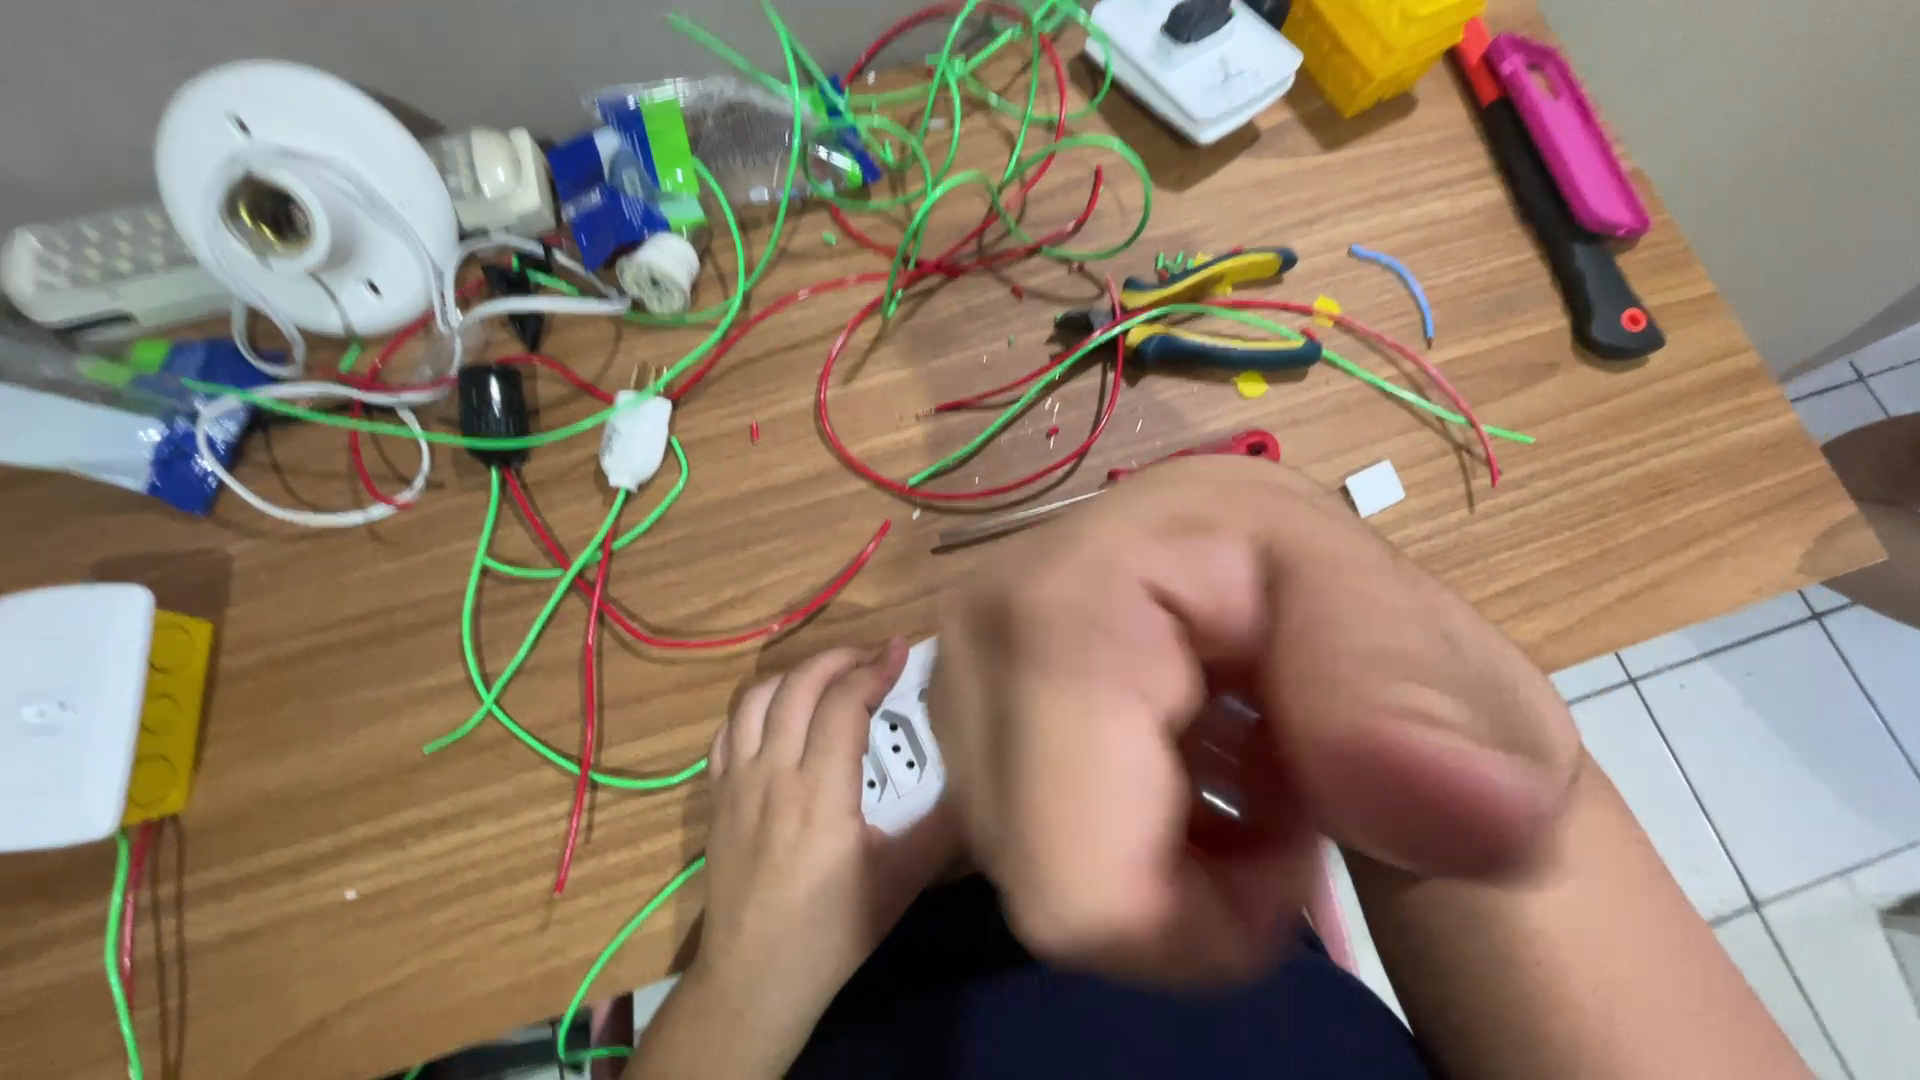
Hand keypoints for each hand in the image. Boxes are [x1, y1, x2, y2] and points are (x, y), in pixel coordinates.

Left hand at [691, 641, 958, 1059]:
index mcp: (821, 792)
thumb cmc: (833, 931)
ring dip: (796, 676)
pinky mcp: (716, 798)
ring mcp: (736, 784)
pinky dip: (756, 706)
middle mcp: (773, 775)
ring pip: (756, 700)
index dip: (873, 668)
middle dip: (837, 659)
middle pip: (798, 687)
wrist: (754, 979)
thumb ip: (944, 830)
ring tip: (829, 677)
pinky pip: (728, 731)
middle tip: (871, 658)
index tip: (900, 649)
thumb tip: (984, 785)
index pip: (844, 704)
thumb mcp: (901, 882)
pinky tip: (779, 713)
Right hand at [930, 457, 1578, 981]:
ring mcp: (957, 674)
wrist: (1250, 562)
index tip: (1289, 844)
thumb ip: (1418, 704)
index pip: (1075, 878)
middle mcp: (980, 631)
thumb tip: (1455, 816)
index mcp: (1069, 599)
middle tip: (1256, 803)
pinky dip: (1095, 841)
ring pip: (1023, 867)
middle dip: (1170, 886)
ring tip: (1214, 784)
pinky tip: (1157, 783)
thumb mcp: (1406, 623)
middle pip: (1039, 883)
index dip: (1198, 920)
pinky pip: (1009, 837)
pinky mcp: (960, 708)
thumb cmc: (1330, 596)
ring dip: (1136, 860)